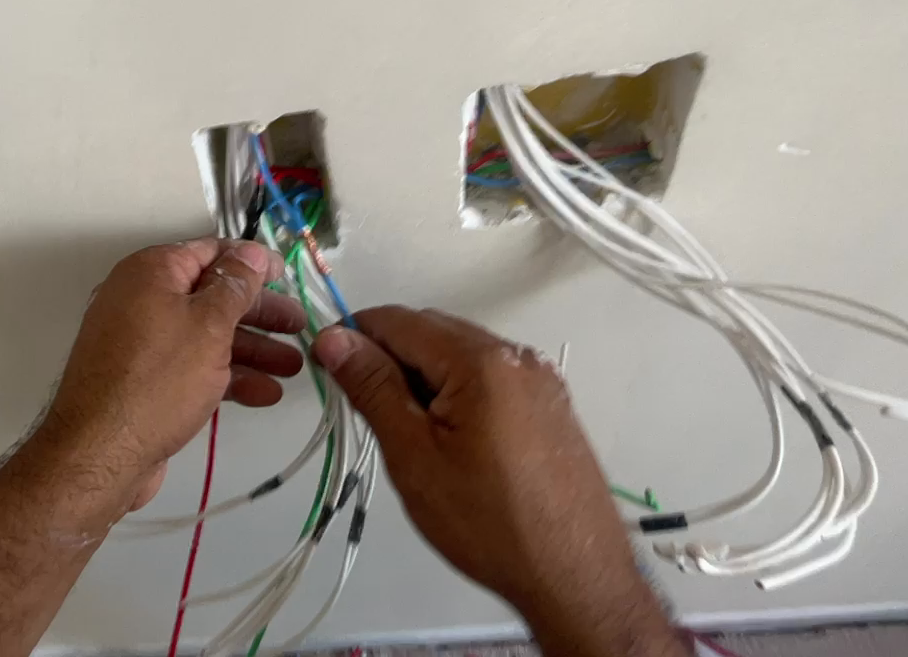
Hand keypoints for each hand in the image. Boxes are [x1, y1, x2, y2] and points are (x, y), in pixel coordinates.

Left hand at [40, 238, 303, 513]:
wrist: (100, 453)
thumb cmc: (159, 378)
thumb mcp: (208, 324)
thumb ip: (235, 285)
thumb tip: (252, 251)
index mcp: (151, 271)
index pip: (210, 252)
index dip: (251, 261)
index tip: (286, 275)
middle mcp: (142, 297)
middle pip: (212, 295)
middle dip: (258, 312)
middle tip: (300, 326)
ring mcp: (142, 340)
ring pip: (206, 334)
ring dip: (251, 349)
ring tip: (295, 368)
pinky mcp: (145, 378)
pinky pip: (192, 365)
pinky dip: (226, 375)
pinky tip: (266, 393)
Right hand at [312, 307, 682, 656]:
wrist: (580, 585)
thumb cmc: (487, 522)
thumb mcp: (413, 455)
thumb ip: (372, 386)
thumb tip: (332, 336)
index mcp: (480, 359)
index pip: (396, 320)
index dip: (353, 337)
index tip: (327, 369)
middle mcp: (515, 353)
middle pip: (429, 329)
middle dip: (388, 355)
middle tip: (366, 408)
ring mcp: (539, 376)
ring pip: (457, 350)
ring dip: (421, 371)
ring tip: (408, 427)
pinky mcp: (550, 401)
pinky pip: (487, 372)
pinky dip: (455, 386)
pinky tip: (448, 432)